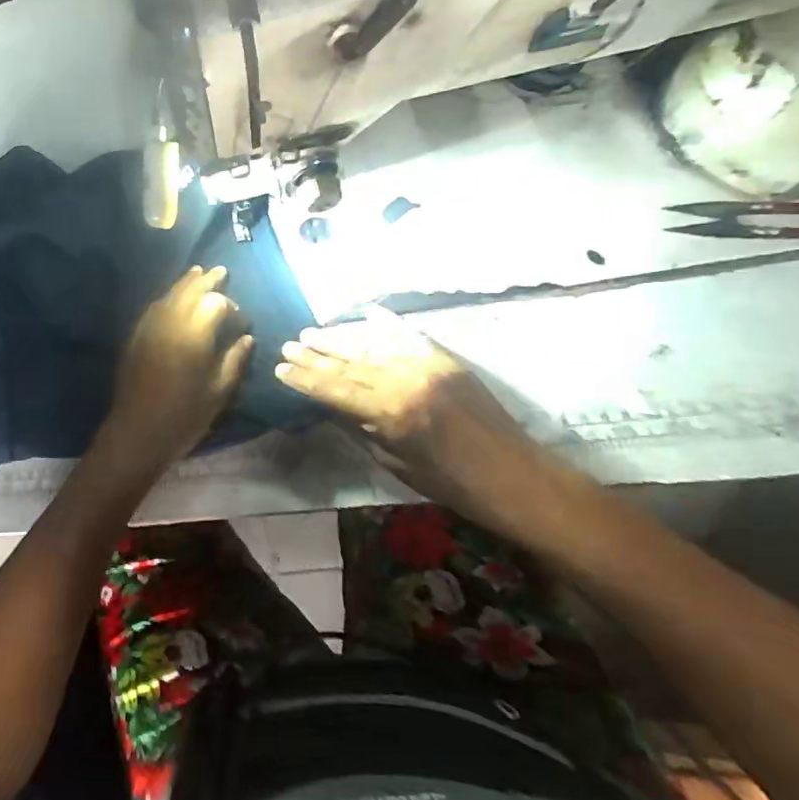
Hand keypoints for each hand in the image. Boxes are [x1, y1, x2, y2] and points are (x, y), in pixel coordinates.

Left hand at [100, 266, 253, 472]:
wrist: (137, 431)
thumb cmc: (185, 415)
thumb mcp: (219, 391)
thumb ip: (234, 360)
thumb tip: (245, 337)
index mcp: (194, 334)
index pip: (215, 303)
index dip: (230, 307)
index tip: (240, 321)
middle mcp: (170, 322)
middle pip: (189, 290)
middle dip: (206, 280)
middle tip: (220, 271)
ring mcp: (149, 327)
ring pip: (169, 295)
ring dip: (185, 283)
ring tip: (198, 273)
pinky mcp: (136, 336)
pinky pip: (154, 308)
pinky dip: (167, 298)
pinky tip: (173, 299)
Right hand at [273, 308, 571, 535]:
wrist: (519, 479)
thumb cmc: (452, 485)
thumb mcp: (395, 463)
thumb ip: (359, 428)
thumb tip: (327, 405)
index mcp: (392, 412)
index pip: (335, 387)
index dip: (305, 377)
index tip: (279, 368)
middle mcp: (407, 380)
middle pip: (350, 361)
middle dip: (316, 353)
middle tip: (289, 344)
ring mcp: (430, 365)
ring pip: (374, 344)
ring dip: (342, 337)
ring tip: (315, 331)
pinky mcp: (449, 361)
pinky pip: (410, 336)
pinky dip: (387, 325)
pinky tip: (367, 314)